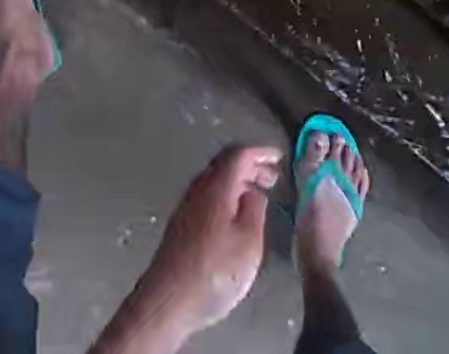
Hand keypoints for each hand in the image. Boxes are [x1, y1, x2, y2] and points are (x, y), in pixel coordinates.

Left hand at [91, 144, 281, 353]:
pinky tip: (237, 211)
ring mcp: (188, 202)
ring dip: (240, 178)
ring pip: (217, 176)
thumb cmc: (214, 271)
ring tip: (260, 192)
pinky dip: (228, 191)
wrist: (168, 297)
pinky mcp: (183, 219)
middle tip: (273, 174)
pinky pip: (210, 191)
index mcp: (217, 185)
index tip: (279, 156)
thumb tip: (255, 191)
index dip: (261, 151)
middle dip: (251, 163)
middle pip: (226, 161)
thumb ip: (255, 211)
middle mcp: (199, 186)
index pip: (240, 154)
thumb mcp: (248, 243)